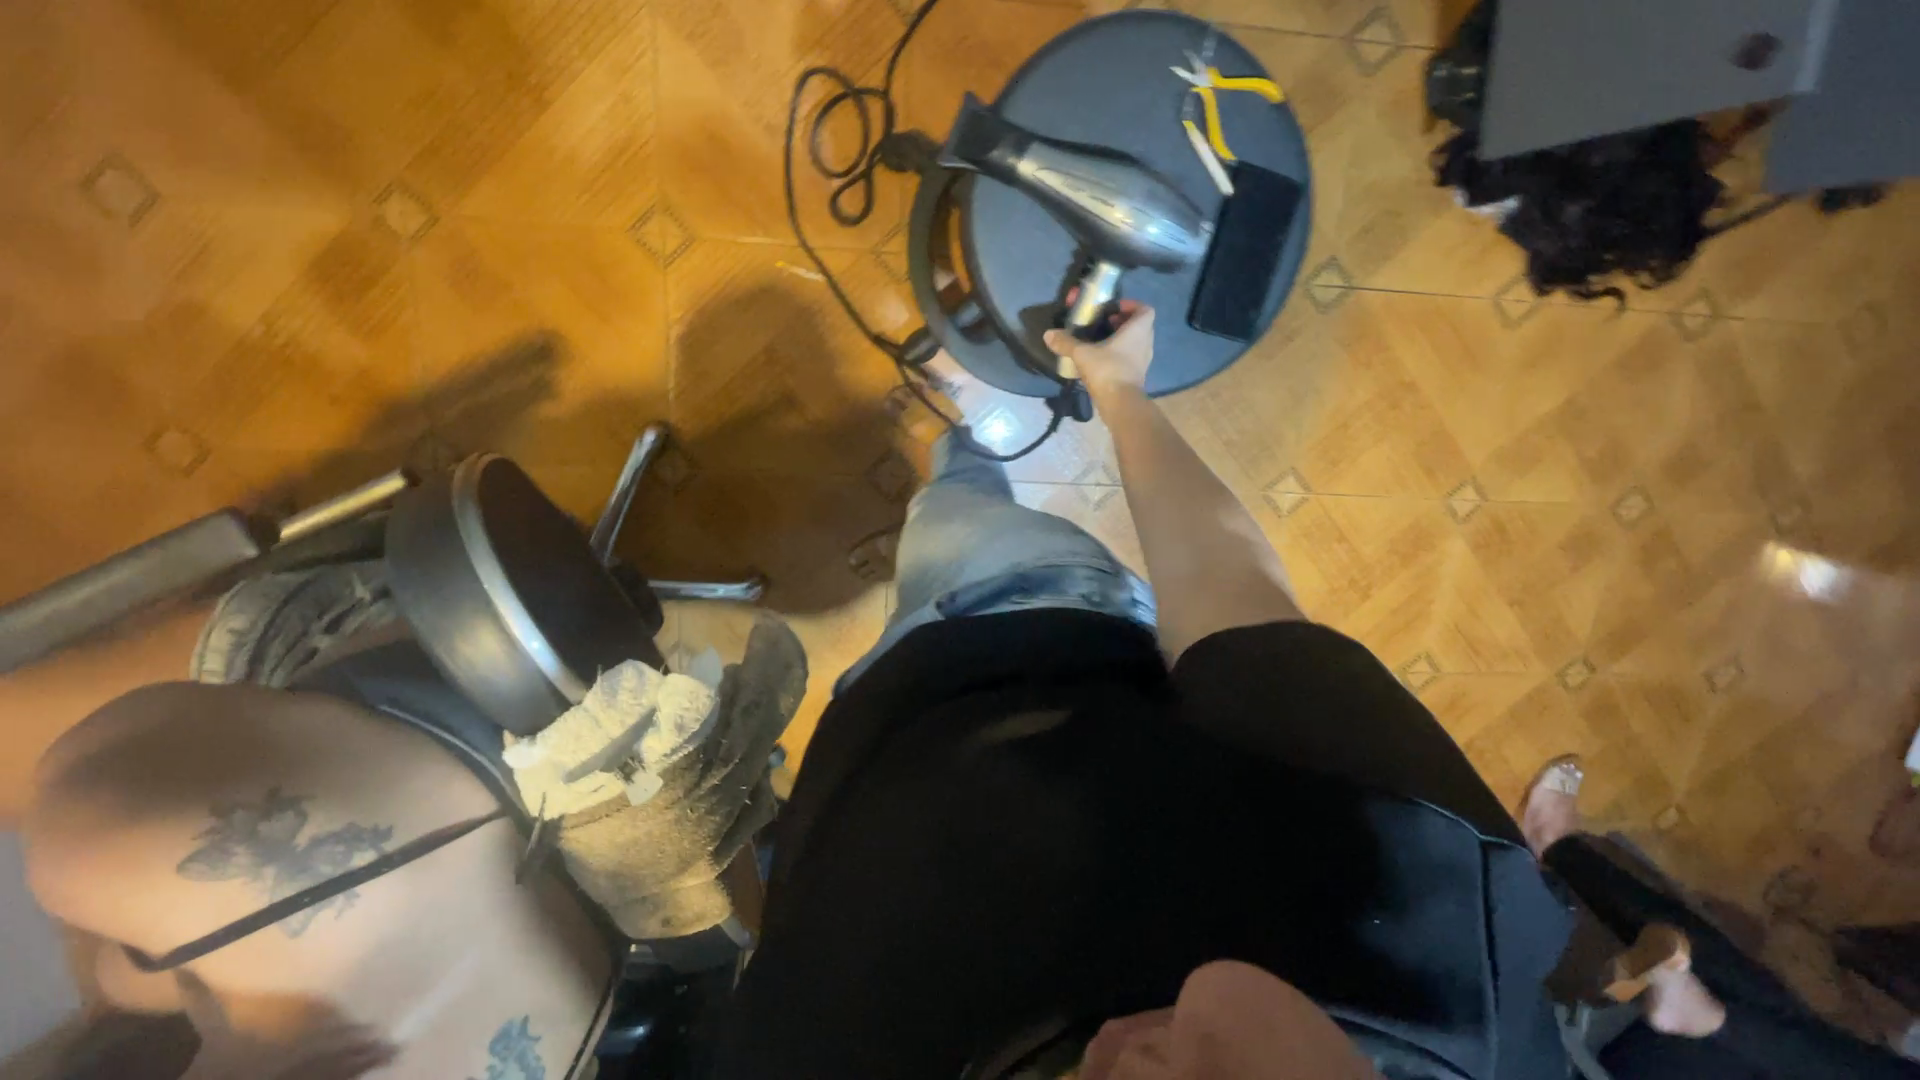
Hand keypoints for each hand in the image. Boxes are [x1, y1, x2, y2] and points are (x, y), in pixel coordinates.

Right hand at [1043, 300, 1154, 401]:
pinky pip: (1130, 358)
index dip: (1131, 306)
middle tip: (1102, 324)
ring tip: (1099, 342)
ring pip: (1135, 343)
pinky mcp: (1137, 376)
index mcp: (1138, 330)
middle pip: (1139, 326)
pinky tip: (1101, 360)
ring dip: (1120, 340)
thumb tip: (1048, 334)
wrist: (1120, 404)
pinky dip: (1119, 356)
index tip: (1112, 310)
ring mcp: (1143, 361)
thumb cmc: (1107, 370)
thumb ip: (1066, 342)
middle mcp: (1146, 343)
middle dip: (1121, 323)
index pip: (1145, 309)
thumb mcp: (1082, 354)